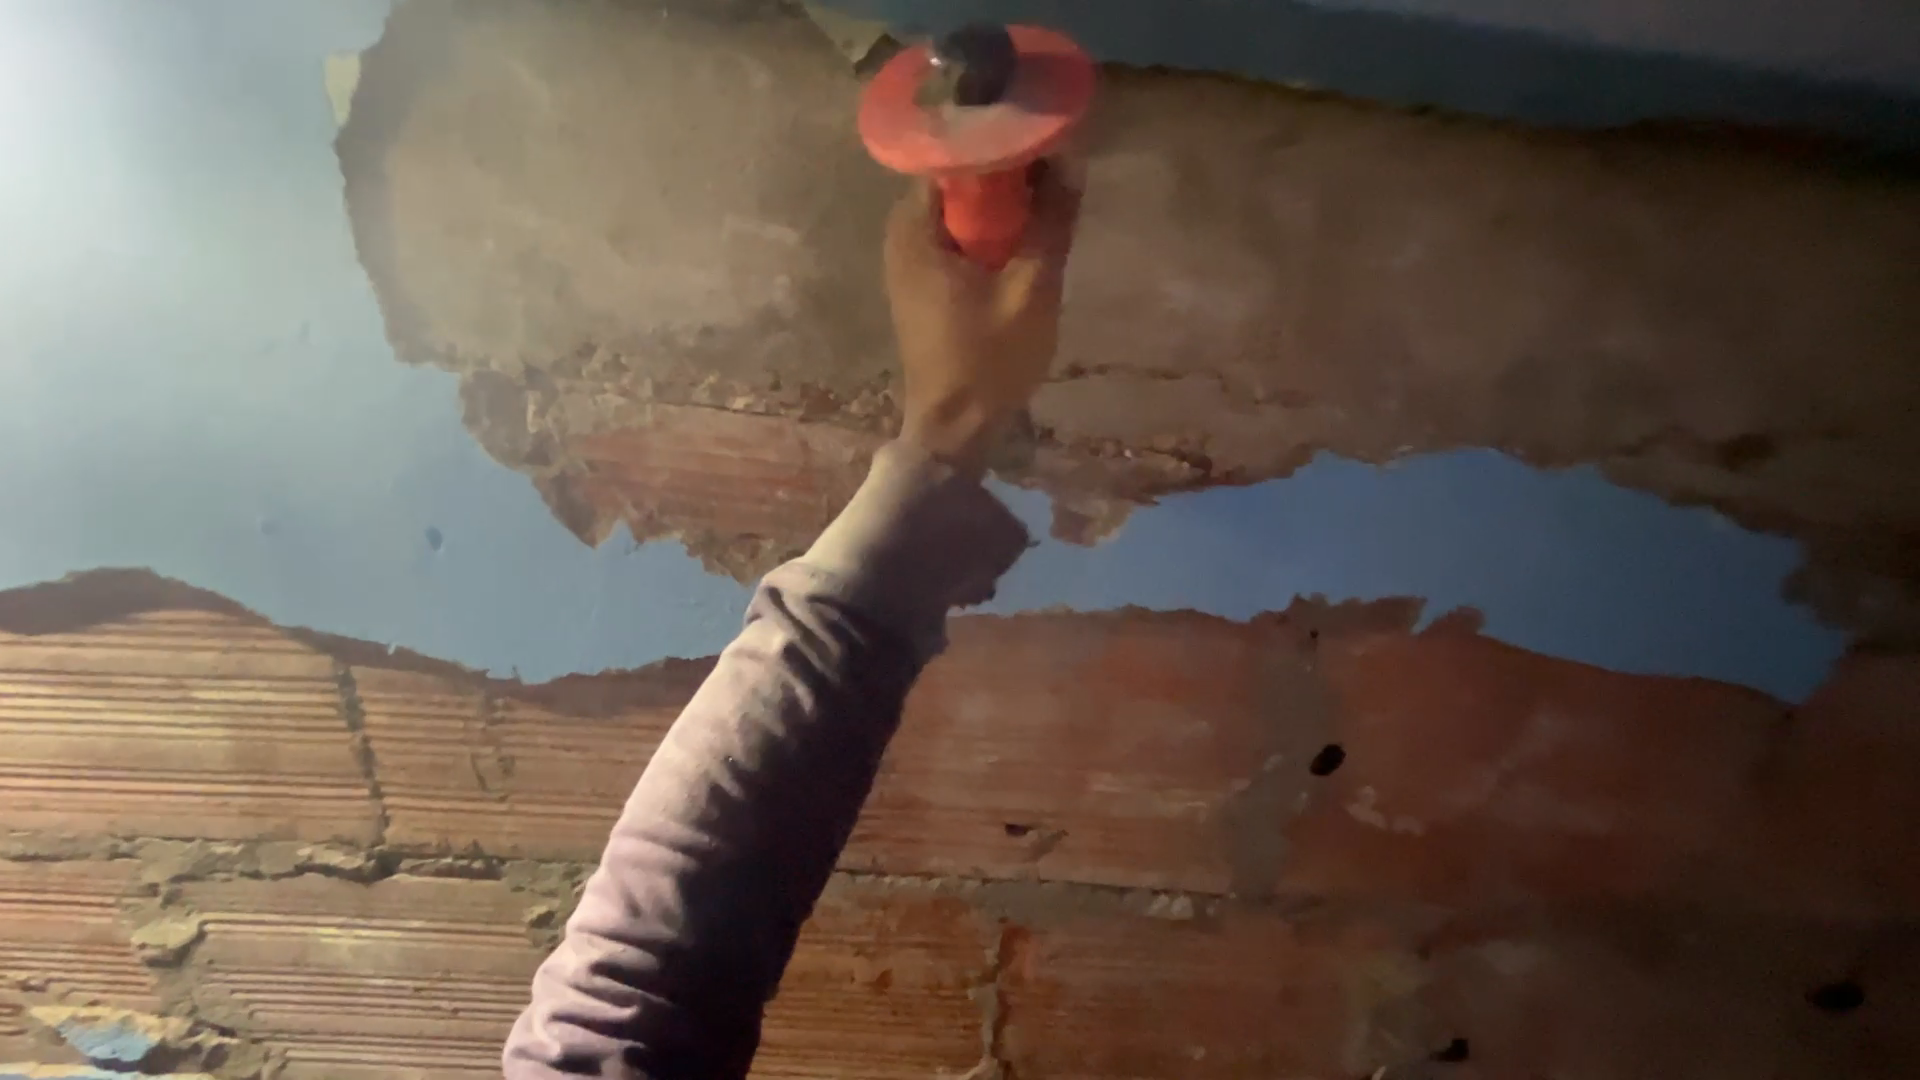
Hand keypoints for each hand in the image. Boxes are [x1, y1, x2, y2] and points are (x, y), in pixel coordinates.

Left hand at [884, 161, 1082, 475]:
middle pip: (955, 183)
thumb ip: (1051, 221)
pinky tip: (1020, 245)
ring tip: (1045, 203)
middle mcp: (901, 238)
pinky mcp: (920, 290)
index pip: (952, 153)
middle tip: (1052, 171)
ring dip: (998, 209)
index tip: (1040, 135)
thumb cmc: (989, 361)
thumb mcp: (1032, 288)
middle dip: (1003, 176)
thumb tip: (1071, 158)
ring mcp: (907, 266)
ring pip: (957, 215)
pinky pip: (954, 244)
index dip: (998, 141)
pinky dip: (985, 238)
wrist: (954, 429)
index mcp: (915, 228)